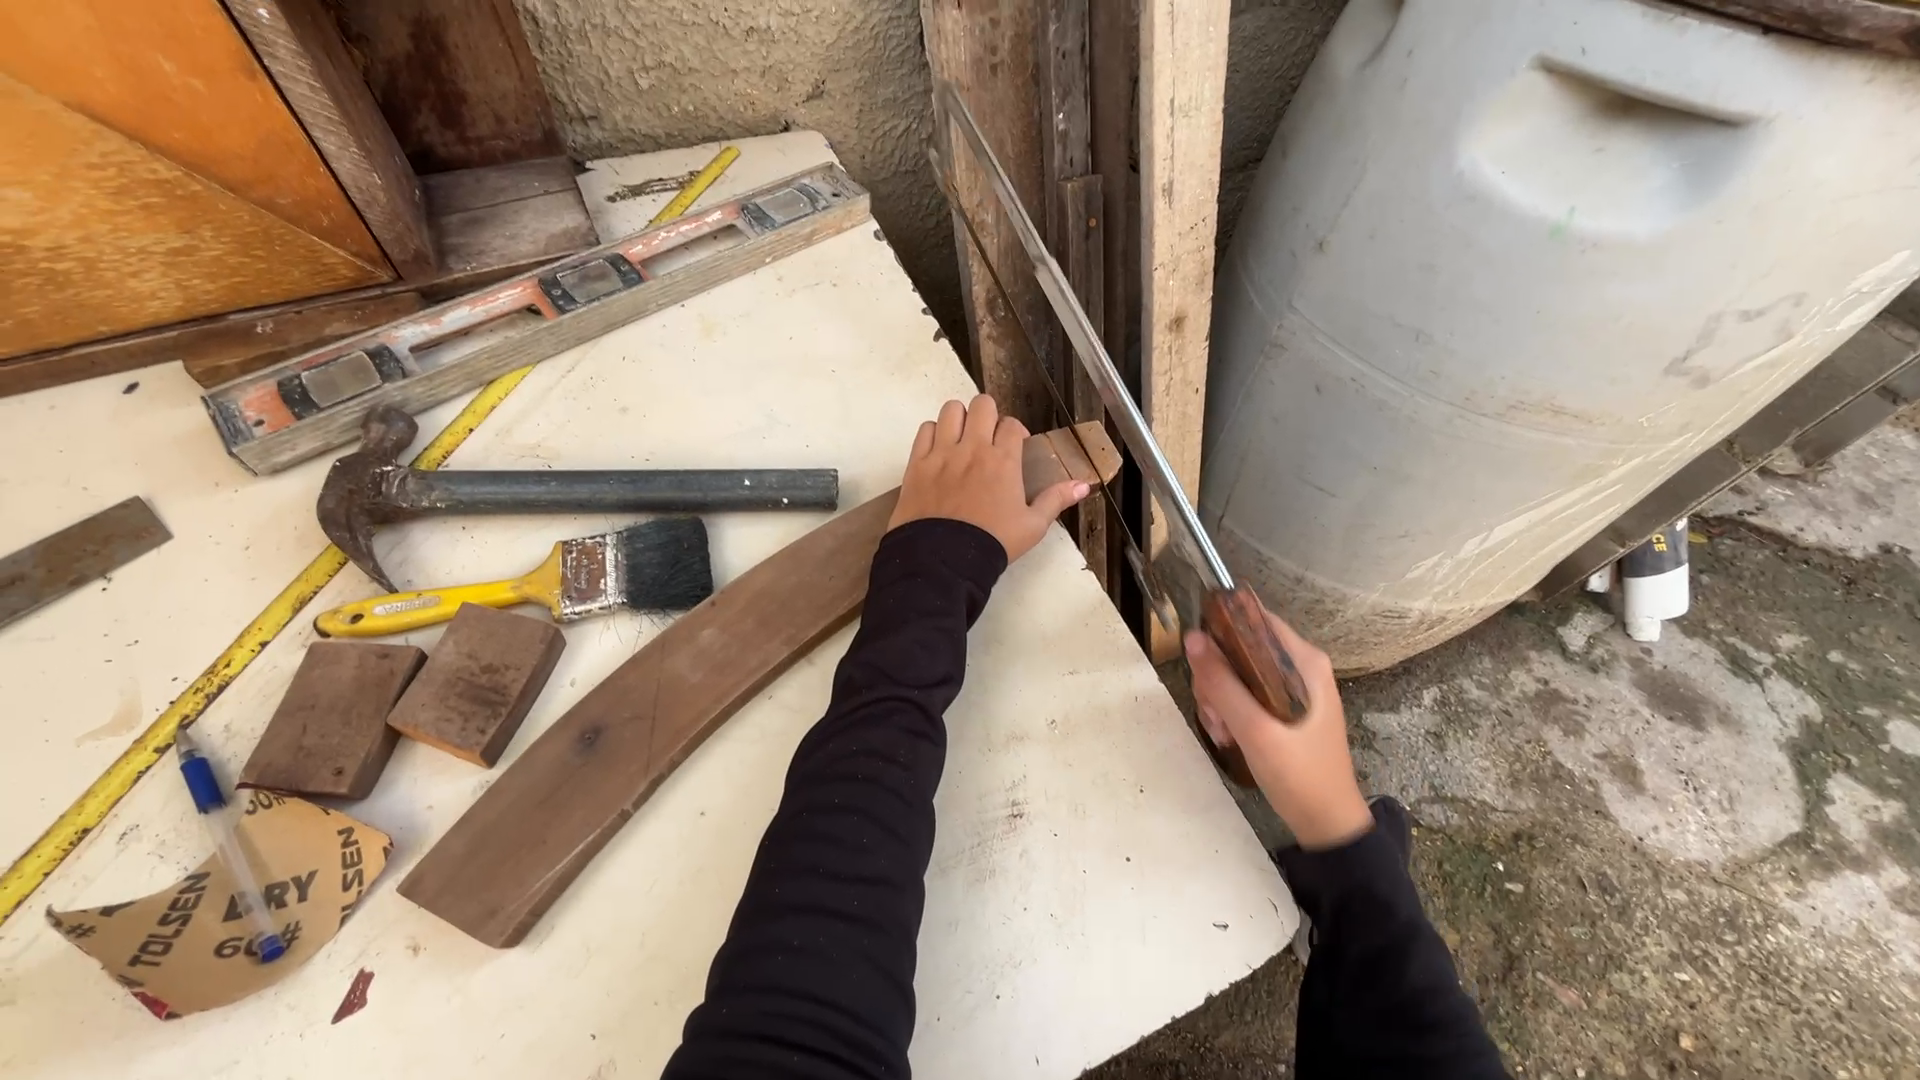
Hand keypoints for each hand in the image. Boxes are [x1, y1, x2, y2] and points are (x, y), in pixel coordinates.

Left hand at [888, 395, 1089, 562]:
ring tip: (962, 437)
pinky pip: (925, 429)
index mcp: (1003, 460)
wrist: (945, 559)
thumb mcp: (1032, 526)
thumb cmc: (993, 542)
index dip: (1015, 432)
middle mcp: (973, 449)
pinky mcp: (917, 463)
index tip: (1014, 446)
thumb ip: (1056, 500)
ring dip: (960, 419)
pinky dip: (933, 433)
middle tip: (988, 436)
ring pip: (951, 411)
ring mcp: (942, 454)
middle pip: (982, 405)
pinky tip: (939, 449)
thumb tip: (1083, 485)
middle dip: (988, 415)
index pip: (1012, 424)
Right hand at [1185, 612, 1372, 849]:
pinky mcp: (1284, 708)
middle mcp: (1299, 666)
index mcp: (1303, 660)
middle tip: (1214, 712)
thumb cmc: (1298, 772)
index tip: (1200, 660)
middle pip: (1239, 648)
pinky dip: (1230, 712)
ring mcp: (1292, 688)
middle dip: (1216, 677)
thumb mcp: (1254, 728)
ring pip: (1237, 673)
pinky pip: (1245, 694)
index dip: (1221, 630)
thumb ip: (1221, 683)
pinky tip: (1228, 737)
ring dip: (1219, 700)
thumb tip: (1191, 638)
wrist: (1326, 822)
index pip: (1254, 618)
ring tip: (1221, 732)